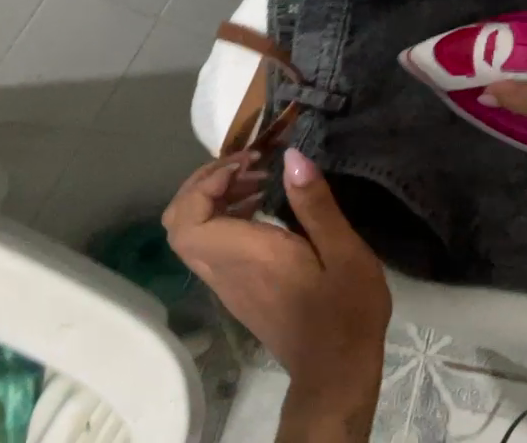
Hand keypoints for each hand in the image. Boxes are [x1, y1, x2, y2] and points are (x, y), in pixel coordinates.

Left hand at [163, 150, 391, 437]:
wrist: (336, 369)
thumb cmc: (346, 308)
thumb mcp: (343, 250)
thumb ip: (314, 203)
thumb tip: (291, 156)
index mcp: (247, 258)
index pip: (187, 220)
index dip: (205, 182)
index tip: (249, 161)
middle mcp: (226, 271)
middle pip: (180, 224)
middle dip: (205, 184)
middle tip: (250, 163)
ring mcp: (228, 285)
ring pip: (193, 236)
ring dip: (217, 199)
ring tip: (264, 178)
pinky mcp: (238, 291)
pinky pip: (212, 247)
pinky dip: (227, 218)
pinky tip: (267, 208)